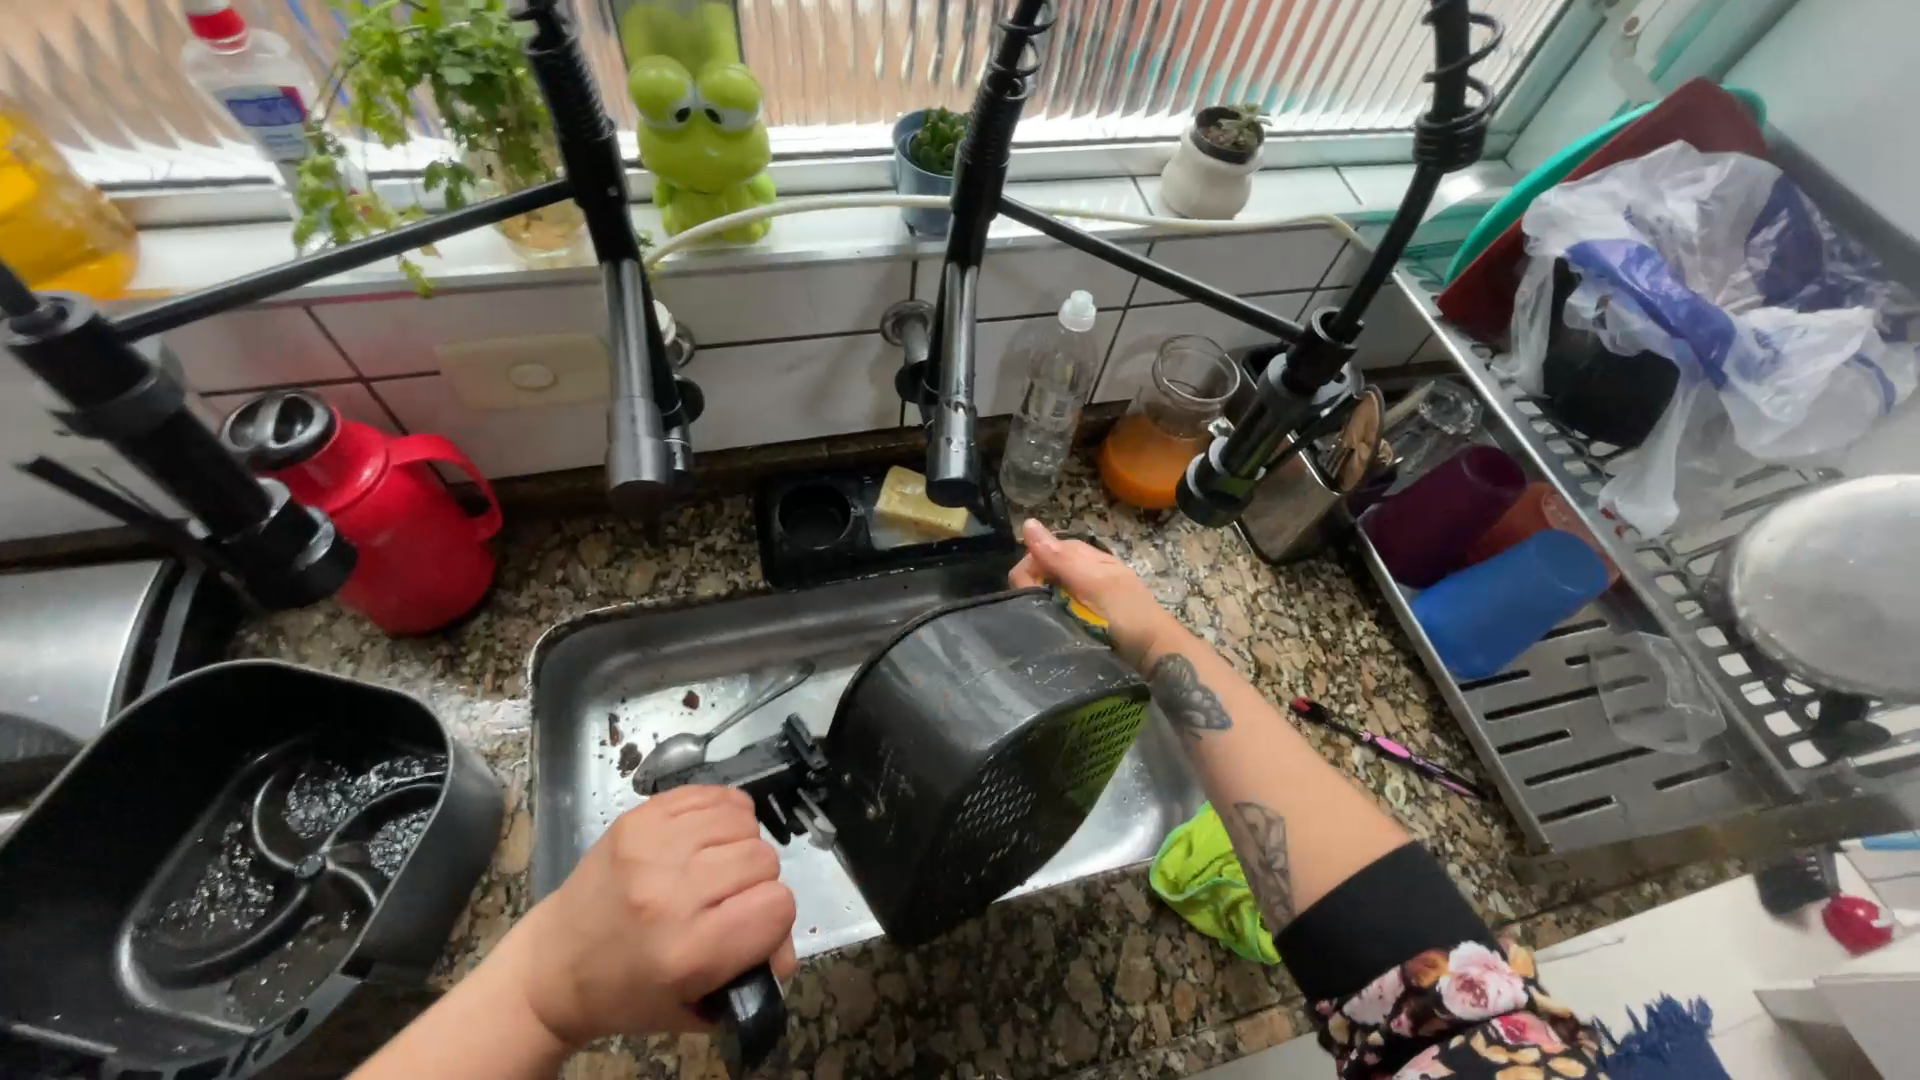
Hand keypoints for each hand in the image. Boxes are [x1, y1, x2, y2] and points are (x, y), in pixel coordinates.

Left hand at [507, 786, 797, 1047]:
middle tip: (731, 897)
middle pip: (763, 858)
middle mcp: (671, 893)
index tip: (755, 925)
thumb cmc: (629, 992)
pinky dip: (722, 812)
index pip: (777, 905)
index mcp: (687, 950)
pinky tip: (707, 835)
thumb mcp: (695, 1004)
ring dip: (741, 842)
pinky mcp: (638, 818)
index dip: (776, 916)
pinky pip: (712, 794)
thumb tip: (789, 953)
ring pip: (743, 821)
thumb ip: (753, 974)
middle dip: (758, 880)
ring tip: (718, 863)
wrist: (553, 966)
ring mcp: (652, 847)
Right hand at [1009, 519, 1185, 666]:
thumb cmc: (1126, 615)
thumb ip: (1060, 558)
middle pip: (1039, 570)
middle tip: (1042, 615)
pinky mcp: (1083, 611)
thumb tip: (1027, 522)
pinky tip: (1056, 626)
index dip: (1027, 574)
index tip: (1029, 600)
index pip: (1036, 553)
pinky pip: (1056, 605)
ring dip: (1042, 604)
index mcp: (1081, 554)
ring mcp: (1082, 590)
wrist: (1155, 651)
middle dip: (1033, 590)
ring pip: (1046, 589)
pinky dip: (1052, 614)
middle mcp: (1079, 567)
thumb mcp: (1093, 584)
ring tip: (1050, 623)